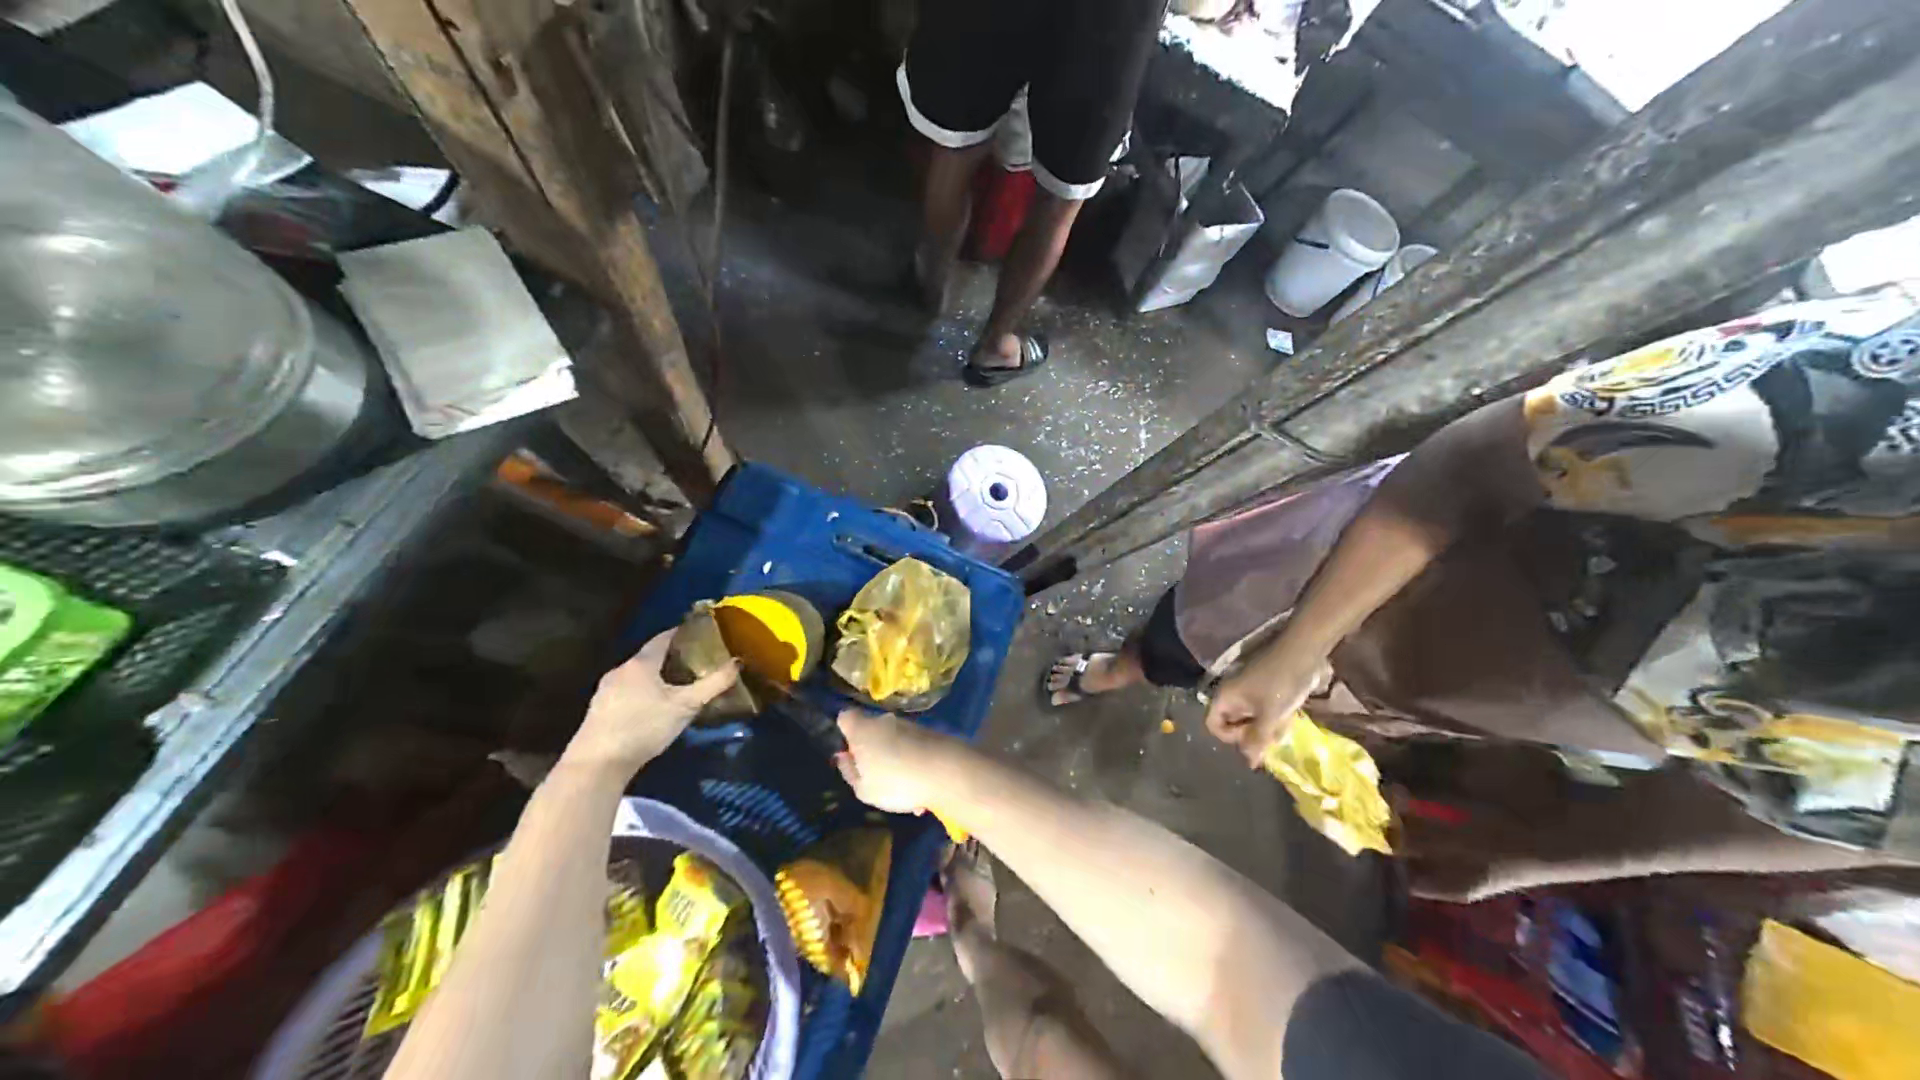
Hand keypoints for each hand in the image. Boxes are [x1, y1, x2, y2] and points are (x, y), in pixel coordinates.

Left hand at [561, 630, 737, 777]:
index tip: (697, 633)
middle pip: (648, 658)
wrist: (598, 763)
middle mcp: (620, 671)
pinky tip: (651, 708)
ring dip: (654, 677)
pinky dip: (641, 693)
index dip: (680, 633)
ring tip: (675, 687)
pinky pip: (625, 692)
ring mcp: (605, 691)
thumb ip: (713, 684)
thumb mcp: (685, 706)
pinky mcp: (598, 710)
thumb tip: (738, 662)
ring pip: (636, 676)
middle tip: (693, 663)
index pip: (662, 638)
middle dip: (670, 658)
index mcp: (640, 664)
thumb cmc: (644, 727)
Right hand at [833, 708, 956, 813]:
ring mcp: (909, 725)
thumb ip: (849, 771)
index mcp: (862, 729)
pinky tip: (922, 789)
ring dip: (896, 761)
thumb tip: (843, 756)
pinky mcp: (929, 732)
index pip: (845, 718)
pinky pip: (913, 748)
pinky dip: (914, 764)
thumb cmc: (896, 782)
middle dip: (872, 750)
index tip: (850, 754)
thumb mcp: (864, 789)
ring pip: (894, 742)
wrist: (946, 771)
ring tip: (906, 791)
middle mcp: (885, 721)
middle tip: (877, 777)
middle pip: (871, 730)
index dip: (845, 733)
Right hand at [1204, 652, 1331, 768]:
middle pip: (1233, 724)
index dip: (1230, 738)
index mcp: (1225, 698)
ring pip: (1251, 720)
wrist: (1303, 653)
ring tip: (1284, 726)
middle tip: (1272, 737)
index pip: (1213, 726)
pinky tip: (1289, 718)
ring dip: (1266, 729)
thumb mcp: (1270, 716)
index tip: (1252, 739)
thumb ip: (1258, 739)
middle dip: (1252, 735)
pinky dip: (1274, 719)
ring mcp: (1249, 693)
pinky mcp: (1265, 691)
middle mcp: (1232, 696)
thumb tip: (1249, 763)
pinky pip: (1263, 712)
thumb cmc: (1280, 684)